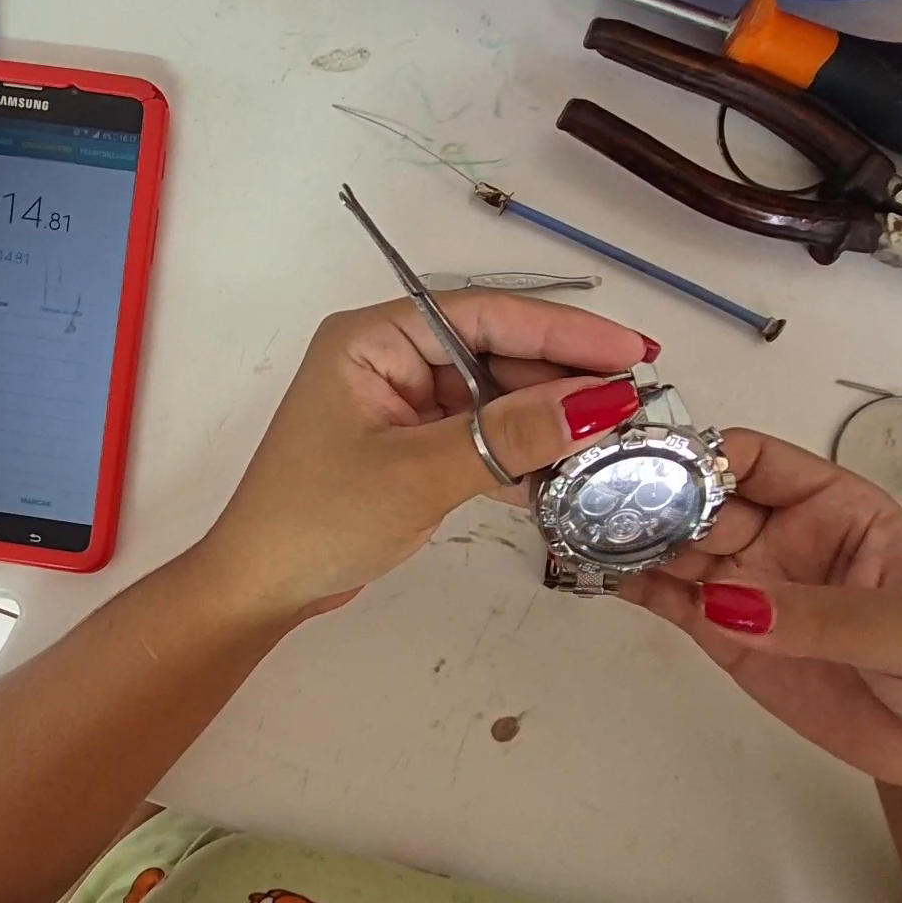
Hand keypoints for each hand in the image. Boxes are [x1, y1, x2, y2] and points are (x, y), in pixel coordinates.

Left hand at [196, 292, 654, 616]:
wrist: (263, 586)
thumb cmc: (322, 519)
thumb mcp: (420, 472)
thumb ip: (510, 434)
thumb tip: (605, 402)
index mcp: (372, 339)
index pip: (482, 316)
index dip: (563, 331)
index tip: (634, 352)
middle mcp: (386, 360)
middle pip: (491, 354)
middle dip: (560, 382)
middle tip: (638, 402)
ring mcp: (397, 405)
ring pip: (488, 400)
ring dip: (543, 423)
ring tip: (614, 441)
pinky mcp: (406, 447)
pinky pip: (474, 437)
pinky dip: (513, 456)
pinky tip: (563, 473)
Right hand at [619, 430, 901, 786]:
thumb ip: (823, 615)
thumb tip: (726, 602)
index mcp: (830, 507)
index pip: (754, 461)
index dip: (702, 455)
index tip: (646, 461)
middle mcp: (775, 534)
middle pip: (697, 501)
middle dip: (648, 496)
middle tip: (589, 500)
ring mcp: (742, 584)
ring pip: (671, 546)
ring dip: (626, 537)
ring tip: (575, 532)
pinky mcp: (718, 632)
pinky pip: (665, 598)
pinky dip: (628, 584)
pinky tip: (592, 573)